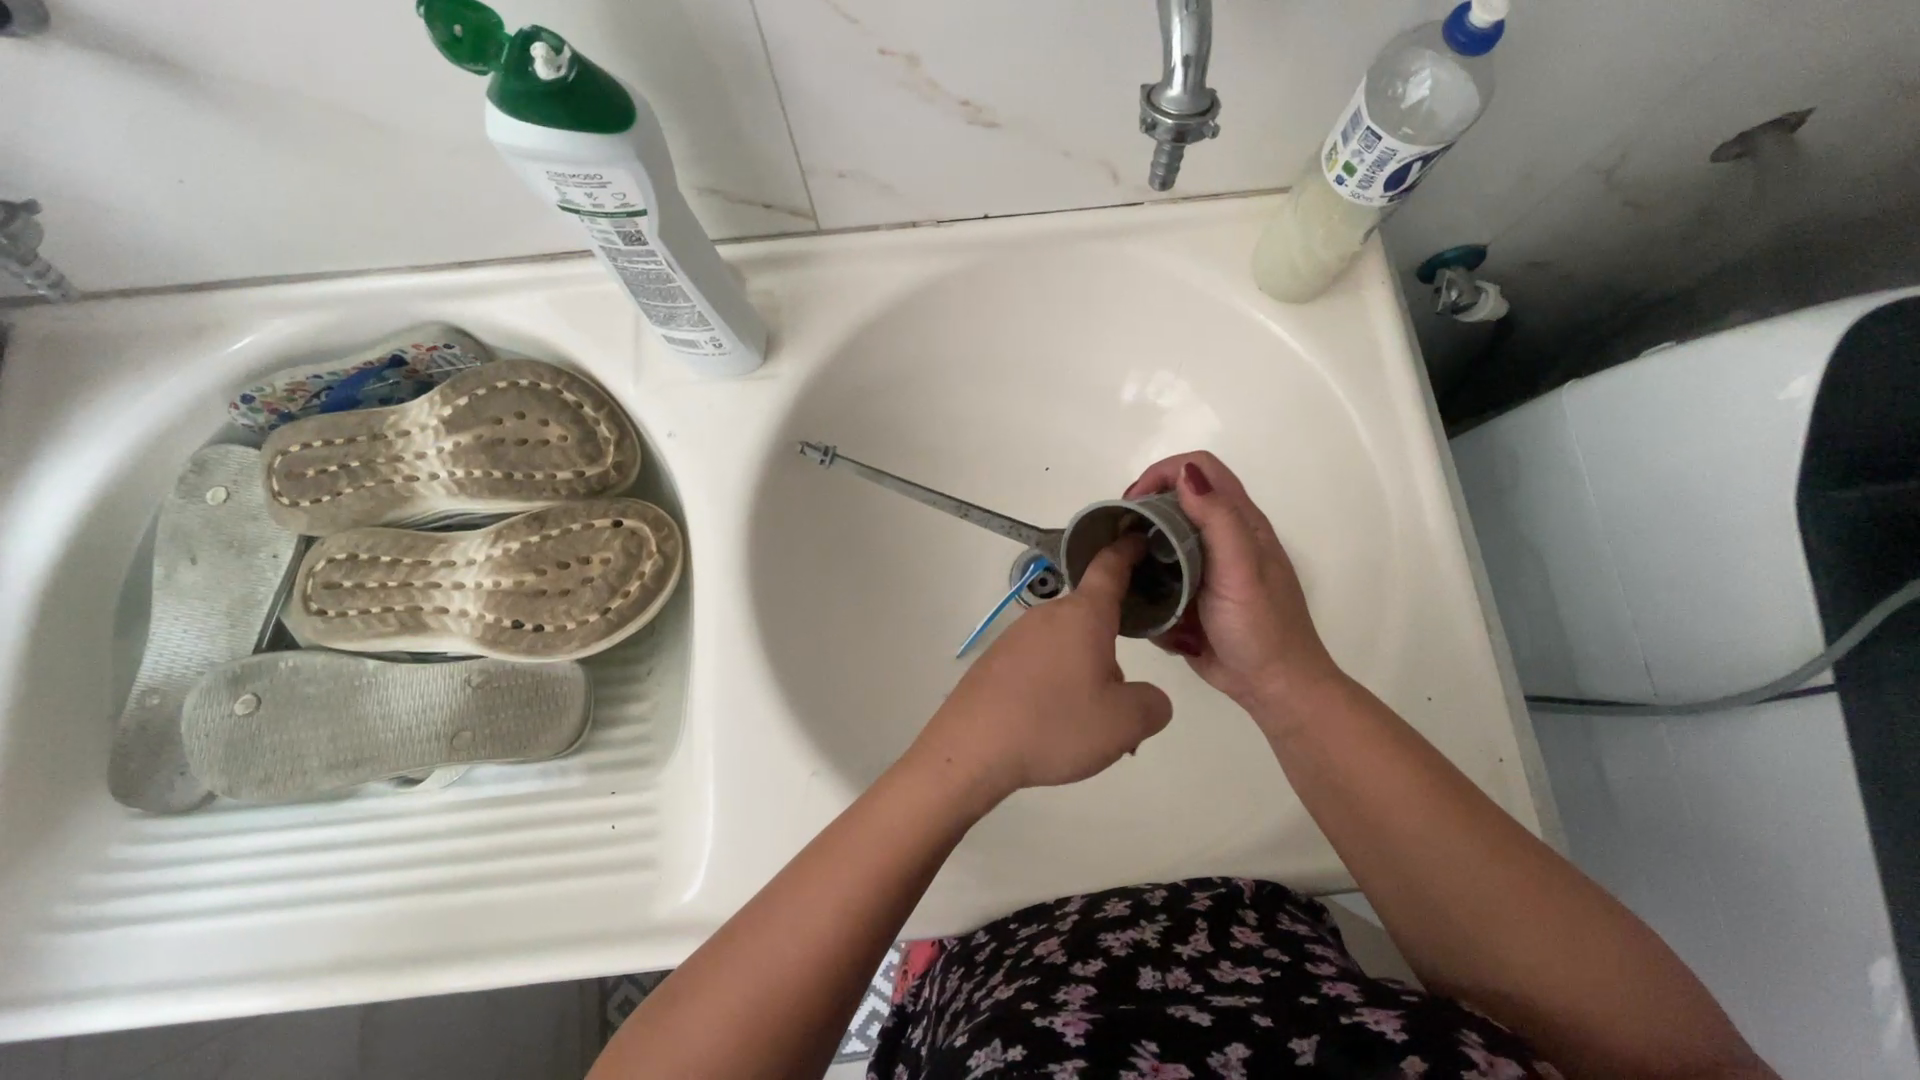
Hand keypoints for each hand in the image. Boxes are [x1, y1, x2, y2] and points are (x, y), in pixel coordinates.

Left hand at [905, 536, 1174, 805]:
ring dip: (1082, 676)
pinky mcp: (994, 662)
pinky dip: (1053, 688)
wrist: (971, 750)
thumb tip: (1146, 698)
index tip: (1140, 538)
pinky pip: (1038, 666)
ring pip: (1065, 648)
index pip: (1110, 569)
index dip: (1128, 551)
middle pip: (1090, 621)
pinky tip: (1049, 727)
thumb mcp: (1125, 723)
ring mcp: (1015, 637)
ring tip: (1084, 726)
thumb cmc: (1054, 725)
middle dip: (1110, 651)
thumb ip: (1152, 704)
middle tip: (1121, 701)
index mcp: (1084, 616)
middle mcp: (1048, 616)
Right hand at [1124, 452, 1346, 720]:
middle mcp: (1222, 539)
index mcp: (1240, 523)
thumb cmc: (1261, 627)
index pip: (1199, 469)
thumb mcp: (1241, 569)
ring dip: (1139, 552)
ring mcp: (1205, 569)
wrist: (1273, 688)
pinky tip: (1139, 602)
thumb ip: (1217, 520)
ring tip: (1121, 571)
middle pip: (1175, 502)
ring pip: (1162, 542)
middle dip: (1143, 513)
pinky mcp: (1191, 598)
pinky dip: (1146, 586)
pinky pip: (1159, 580)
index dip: (1163, 474)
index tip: (1133, 504)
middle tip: (1119, 539)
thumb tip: (1185, 473)